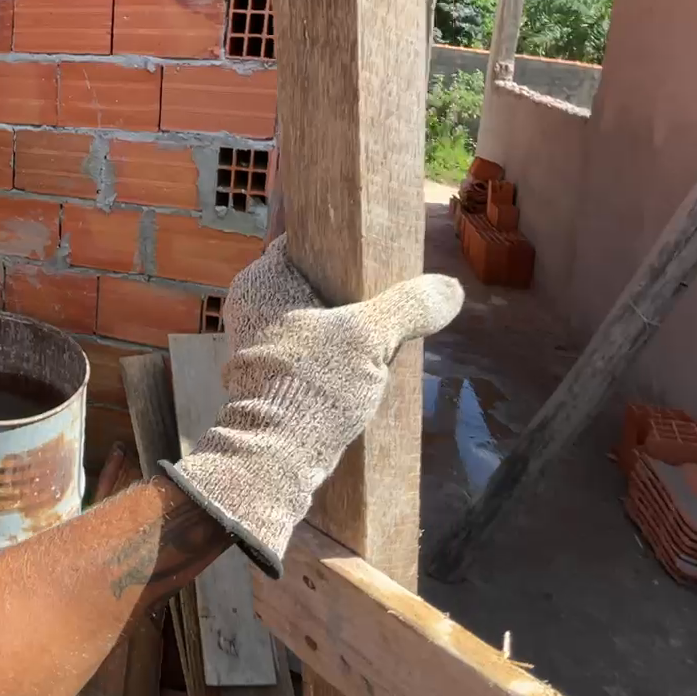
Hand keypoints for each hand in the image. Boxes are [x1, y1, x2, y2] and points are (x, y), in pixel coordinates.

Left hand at [163, 236, 462, 575]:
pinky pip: (296, 347)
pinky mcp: (258, 371)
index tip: (368, 261)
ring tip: (373, 337)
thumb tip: (449, 287)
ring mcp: (249, 338)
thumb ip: (408, 308)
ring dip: (332, 327)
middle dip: (338, 292)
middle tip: (381, 301)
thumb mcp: (370, 337)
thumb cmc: (314, 381)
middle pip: (303, 283)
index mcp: (261, 279)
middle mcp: (247, 303)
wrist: (275, 451)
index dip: (333, 249)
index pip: (298, 245)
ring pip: (301, 317)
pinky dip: (321, 352)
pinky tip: (351, 367)